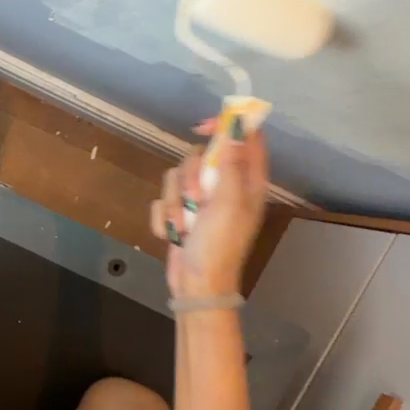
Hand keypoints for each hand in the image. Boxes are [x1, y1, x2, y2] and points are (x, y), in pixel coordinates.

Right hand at [148, 129, 269, 298]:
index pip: (244, 139)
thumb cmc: (219, 245)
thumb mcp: (229, 202)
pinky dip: (164, 219)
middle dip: (191, 177)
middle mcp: (224, 187)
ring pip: (177, 178)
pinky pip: (163, 201)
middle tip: (197, 198)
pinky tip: (174, 235)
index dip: (227, 127)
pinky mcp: (179, 215)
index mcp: (246, 182)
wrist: (197, 284)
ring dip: (175, 203)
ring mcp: (200, 202)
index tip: (203, 127)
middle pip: (202, 156)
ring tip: (184, 225)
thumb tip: (238, 126)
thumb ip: (231, 162)